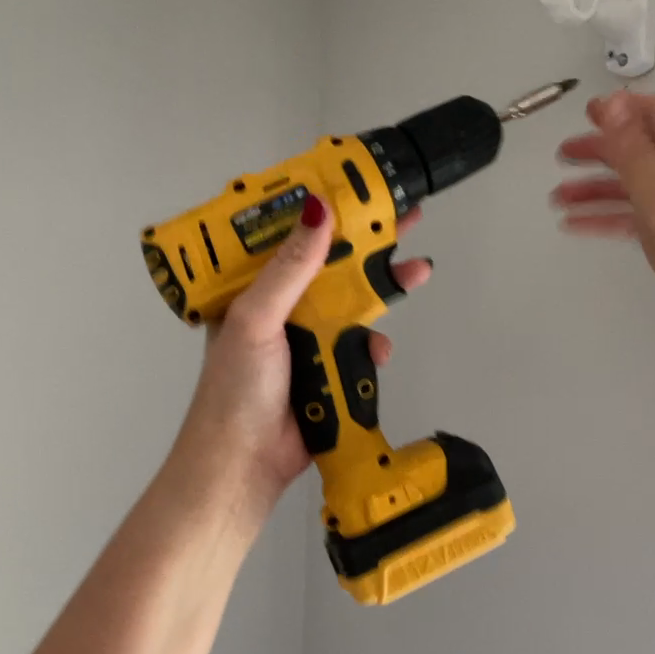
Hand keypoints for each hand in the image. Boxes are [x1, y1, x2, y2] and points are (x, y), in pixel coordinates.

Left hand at [170, 197, 432, 513]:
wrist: (244, 464)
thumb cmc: (237, 387)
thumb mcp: (257, 317)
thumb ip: (290, 267)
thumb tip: (320, 208)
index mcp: (251, 289)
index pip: (288, 238)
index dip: (321, 212)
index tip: (354, 189)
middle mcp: (279, 308)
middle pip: (329, 266)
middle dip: (368, 244)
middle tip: (405, 217)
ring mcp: (305, 339)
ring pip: (351, 303)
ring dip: (383, 290)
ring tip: (417, 272)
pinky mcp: (328, 369)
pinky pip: (359, 346)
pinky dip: (373, 345)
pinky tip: (379, 350)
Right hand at [550, 91, 654, 355]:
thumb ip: (637, 154)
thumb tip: (614, 102)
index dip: (620, 109)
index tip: (584, 113)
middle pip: (642, 149)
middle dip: (601, 148)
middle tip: (563, 156)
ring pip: (636, 186)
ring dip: (597, 187)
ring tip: (559, 198)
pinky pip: (639, 218)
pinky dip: (608, 217)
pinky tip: (580, 227)